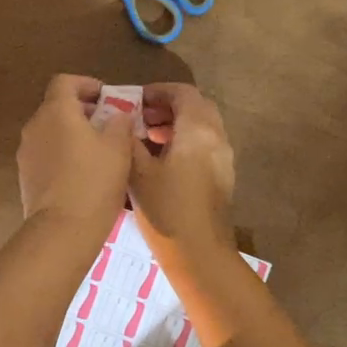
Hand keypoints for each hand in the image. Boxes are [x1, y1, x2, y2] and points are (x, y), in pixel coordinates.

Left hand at [17, 75, 133, 230]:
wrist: (62, 229)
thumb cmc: (94, 180)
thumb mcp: (118, 147)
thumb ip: (119, 123)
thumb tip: (118, 114)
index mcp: (56, 111)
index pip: (65, 82)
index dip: (86, 85)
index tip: (106, 99)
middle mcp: (35, 125)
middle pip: (56, 107)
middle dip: (82, 112)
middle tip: (108, 126)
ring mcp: (26, 152)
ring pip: (50, 132)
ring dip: (71, 134)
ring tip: (98, 152)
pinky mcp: (25, 176)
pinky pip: (46, 155)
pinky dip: (62, 155)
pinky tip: (82, 175)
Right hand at [130, 84, 235, 255]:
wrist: (200, 254)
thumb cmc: (166, 209)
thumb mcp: (138, 171)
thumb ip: (130, 139)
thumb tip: (123, 121)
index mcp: (198, 130)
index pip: (182, 93)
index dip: (157, 91)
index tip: (133, 101)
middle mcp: (217, 138)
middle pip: (196, 106)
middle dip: (167, 106)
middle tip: (139, 117)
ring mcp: (223, 158)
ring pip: (201, 126)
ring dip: (175, 124)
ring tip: (146, 138)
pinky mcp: (222, 176)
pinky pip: (205, 144)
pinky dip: (184, 140)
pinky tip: (160, 160)